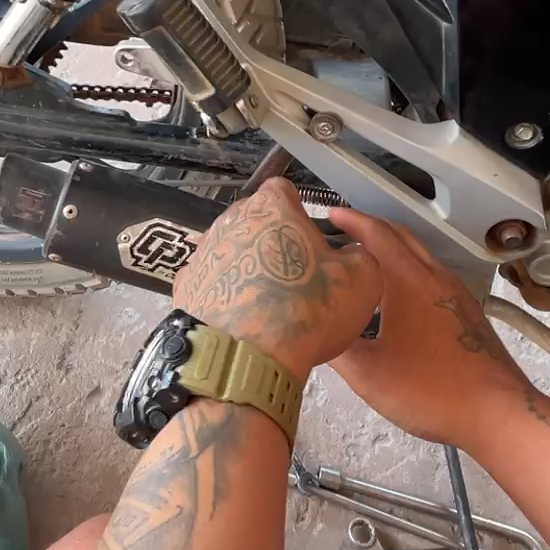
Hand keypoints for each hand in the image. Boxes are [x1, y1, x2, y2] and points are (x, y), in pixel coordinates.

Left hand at [172, 179, 381, 380]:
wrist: (244, 358)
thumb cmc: (305, 311)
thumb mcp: (363, 281)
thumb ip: (361, 254)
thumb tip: (351, 254)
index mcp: (272, 205)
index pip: (286, 190)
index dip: (301, 213)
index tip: (312, 240)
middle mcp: (232, 218)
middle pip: (257, 220)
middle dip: (274, 241)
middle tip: (296, 277)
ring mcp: (204, 250)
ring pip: (233, 249)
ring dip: (249, 267)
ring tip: (269, 306)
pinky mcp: (186, 283)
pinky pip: (212, 280)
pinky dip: (225, 293)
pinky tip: (241, 319)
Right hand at [327, 209, 535, 448]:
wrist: (499, 414)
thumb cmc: (431, 391)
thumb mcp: (369, 375)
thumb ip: (336, 348)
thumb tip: (312, 331)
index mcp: (408, 280)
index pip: (376, 233)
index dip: (350, 219)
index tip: (330, 213)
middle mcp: (434, 276)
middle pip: (400, 235)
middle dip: (370, 226)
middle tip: (343, 230)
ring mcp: (455, 292)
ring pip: (419, 253)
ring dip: (392, 246)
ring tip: (366, 259)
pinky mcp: (468, 310)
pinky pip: (432, 273)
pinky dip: (410, 266)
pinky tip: (400, 293)